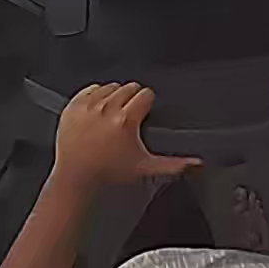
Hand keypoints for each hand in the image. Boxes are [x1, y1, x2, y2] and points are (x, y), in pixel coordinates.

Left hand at [53, 83, 199, 191]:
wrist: (75, 181)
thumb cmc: (106, 176)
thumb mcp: (145, 169)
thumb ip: (175, 164)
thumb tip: (196, 163)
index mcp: (126, 119)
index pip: (146, 93)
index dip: (148, 103)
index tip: (144, 112)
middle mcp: (106, 109)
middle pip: (129, 87)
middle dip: (132, 98)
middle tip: (130, 115)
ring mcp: (87, 107)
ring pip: (109, 86)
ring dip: (114, 96)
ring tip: (113, 114)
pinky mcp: (72, 108)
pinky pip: (89, 89)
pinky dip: (95, 96)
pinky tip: (97, 109)